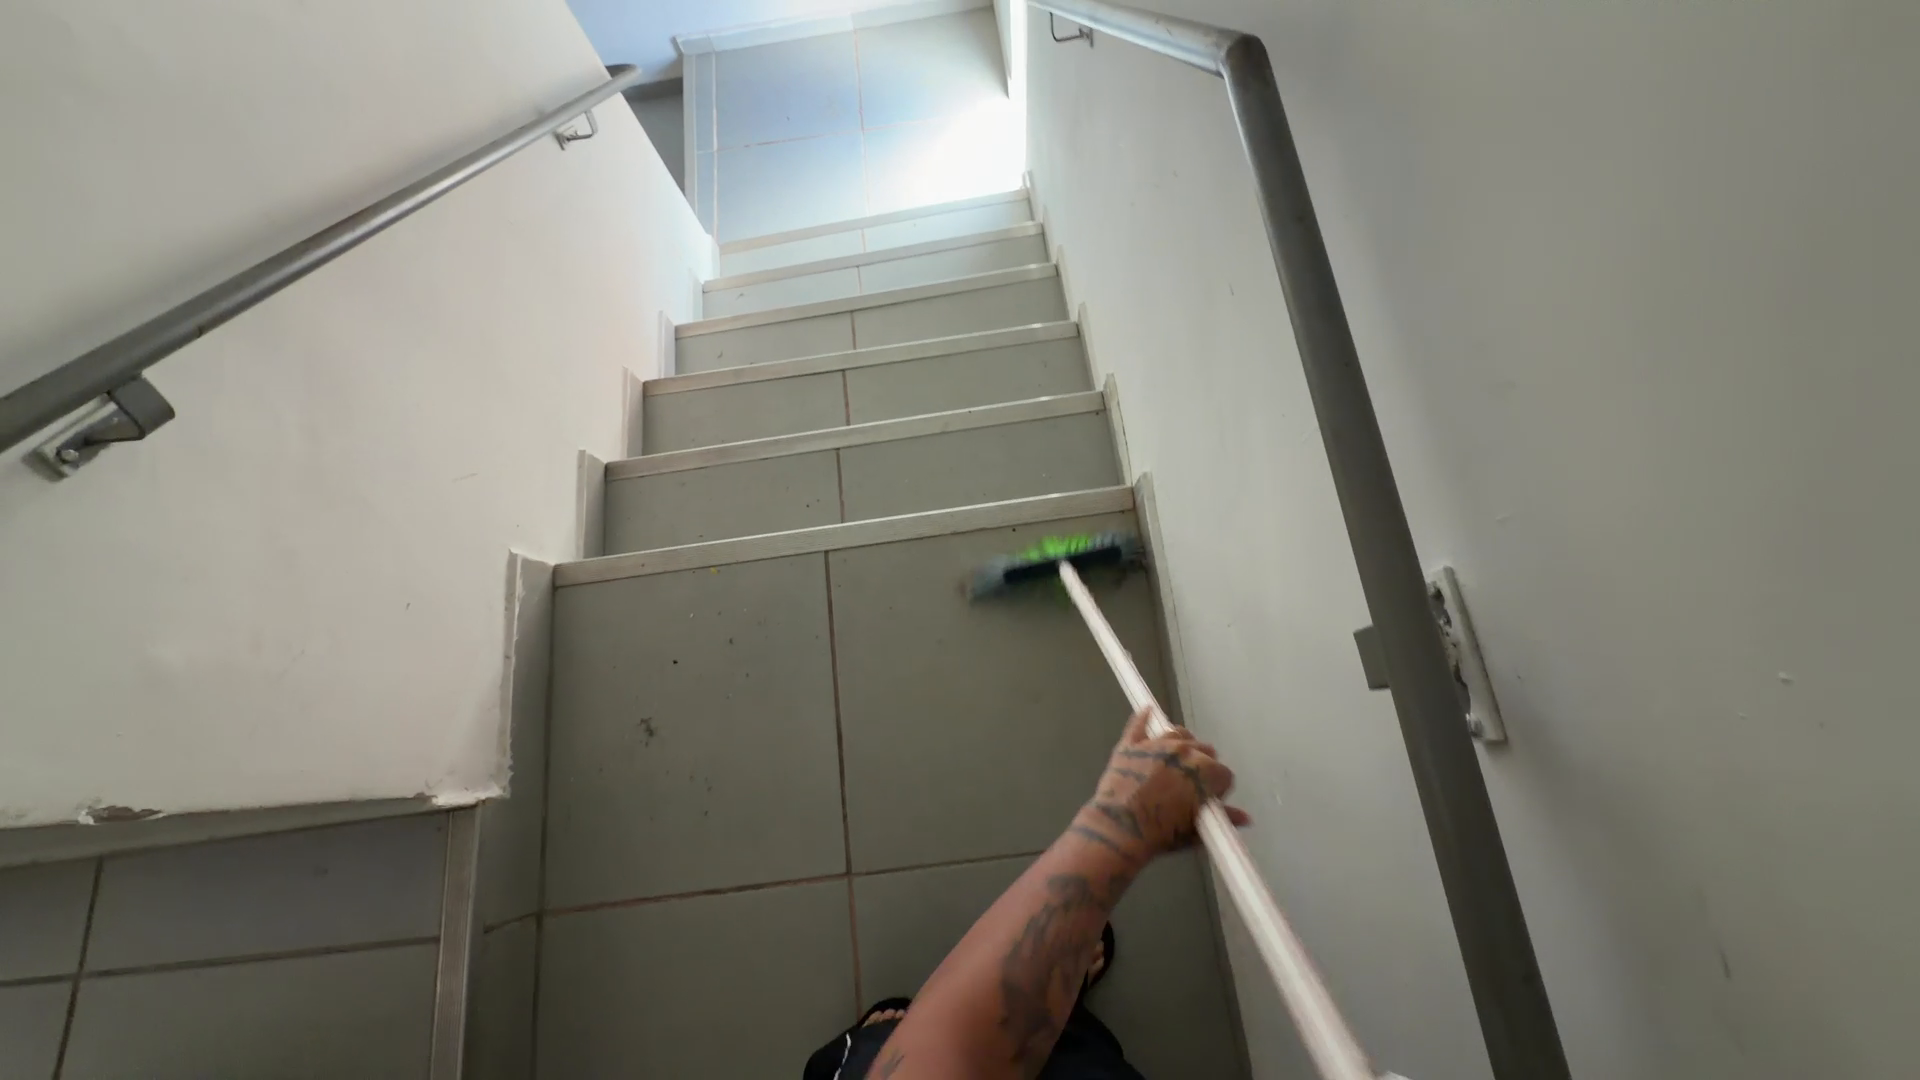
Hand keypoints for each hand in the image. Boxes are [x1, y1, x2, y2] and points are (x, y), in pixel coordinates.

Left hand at [1073, 707, 1249, 862]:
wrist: (1120, 827)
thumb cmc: (1163, 832)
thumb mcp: (1197, 830)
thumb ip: (1224, 818)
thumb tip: (1246, 818)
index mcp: (1206, 770)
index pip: (1223, 774)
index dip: (1217, 789)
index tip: (1207, 799)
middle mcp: (1184, 749)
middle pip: (1203, 750)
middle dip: (1201, 766)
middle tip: (1189, 785)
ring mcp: (1156, 743)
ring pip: (1177, 733)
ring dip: (1180, 744)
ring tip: (1174, 760)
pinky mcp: (1131, 743)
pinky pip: (1140, 723)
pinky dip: (1144, 717)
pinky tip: (1147, 711)